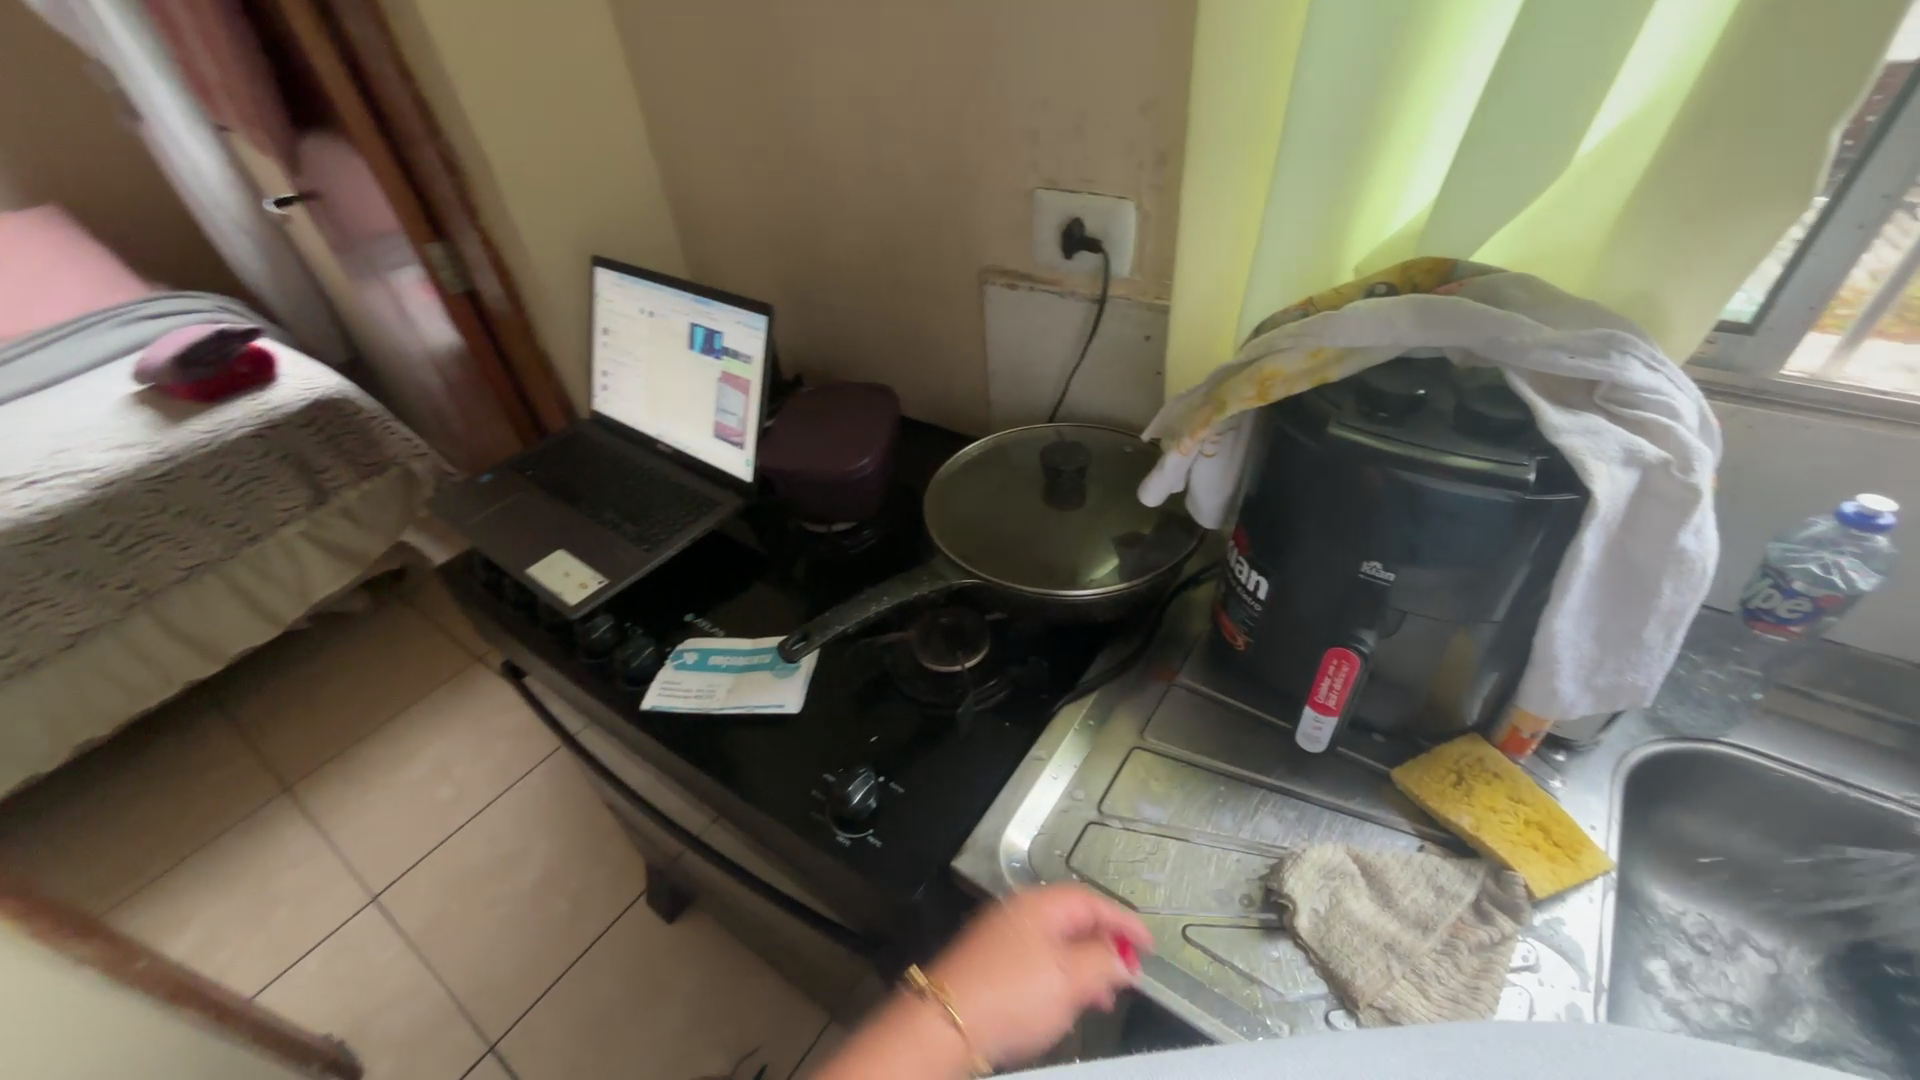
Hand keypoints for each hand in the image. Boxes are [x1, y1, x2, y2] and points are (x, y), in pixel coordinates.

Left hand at [924, 884, 1152, 1066]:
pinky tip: (1067, 1002)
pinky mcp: (992, 963)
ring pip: (1057, 942)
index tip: (1148, 944)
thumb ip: (1103, 962)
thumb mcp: (1070, 979)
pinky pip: (1039, 960)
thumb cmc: (1011, 995)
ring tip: (1104, 996)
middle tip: (1128, 971)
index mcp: (1041, 905)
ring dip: (1085, 965)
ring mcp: (1003, 936)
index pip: (1092, 901)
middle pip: (1074, 919)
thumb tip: (1121, 956)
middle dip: (1105, 945)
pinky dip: (1062, 976)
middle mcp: (1020, 912)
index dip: (1124, 922)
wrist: (946, 1022)